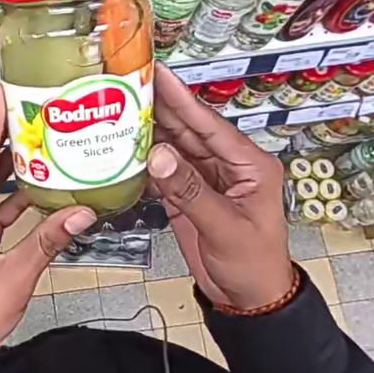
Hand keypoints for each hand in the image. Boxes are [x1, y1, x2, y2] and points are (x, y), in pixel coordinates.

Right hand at [147, 65, 293, 311]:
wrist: (248, 298)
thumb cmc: (254, 264)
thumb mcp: (225, 227)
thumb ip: (190, 191)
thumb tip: (158, 156)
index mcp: (248, 165)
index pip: (208, 125)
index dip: (180, 98)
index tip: (157, 74)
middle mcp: (226, 167)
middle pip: (188, 131)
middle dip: (160, 107)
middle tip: (129, 83)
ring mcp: (206, 181)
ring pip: (174, 149)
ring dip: (149, 132)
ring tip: (119, 109)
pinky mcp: (188, 198)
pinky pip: (164, 173)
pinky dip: (145, 162)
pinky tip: (125, 150)